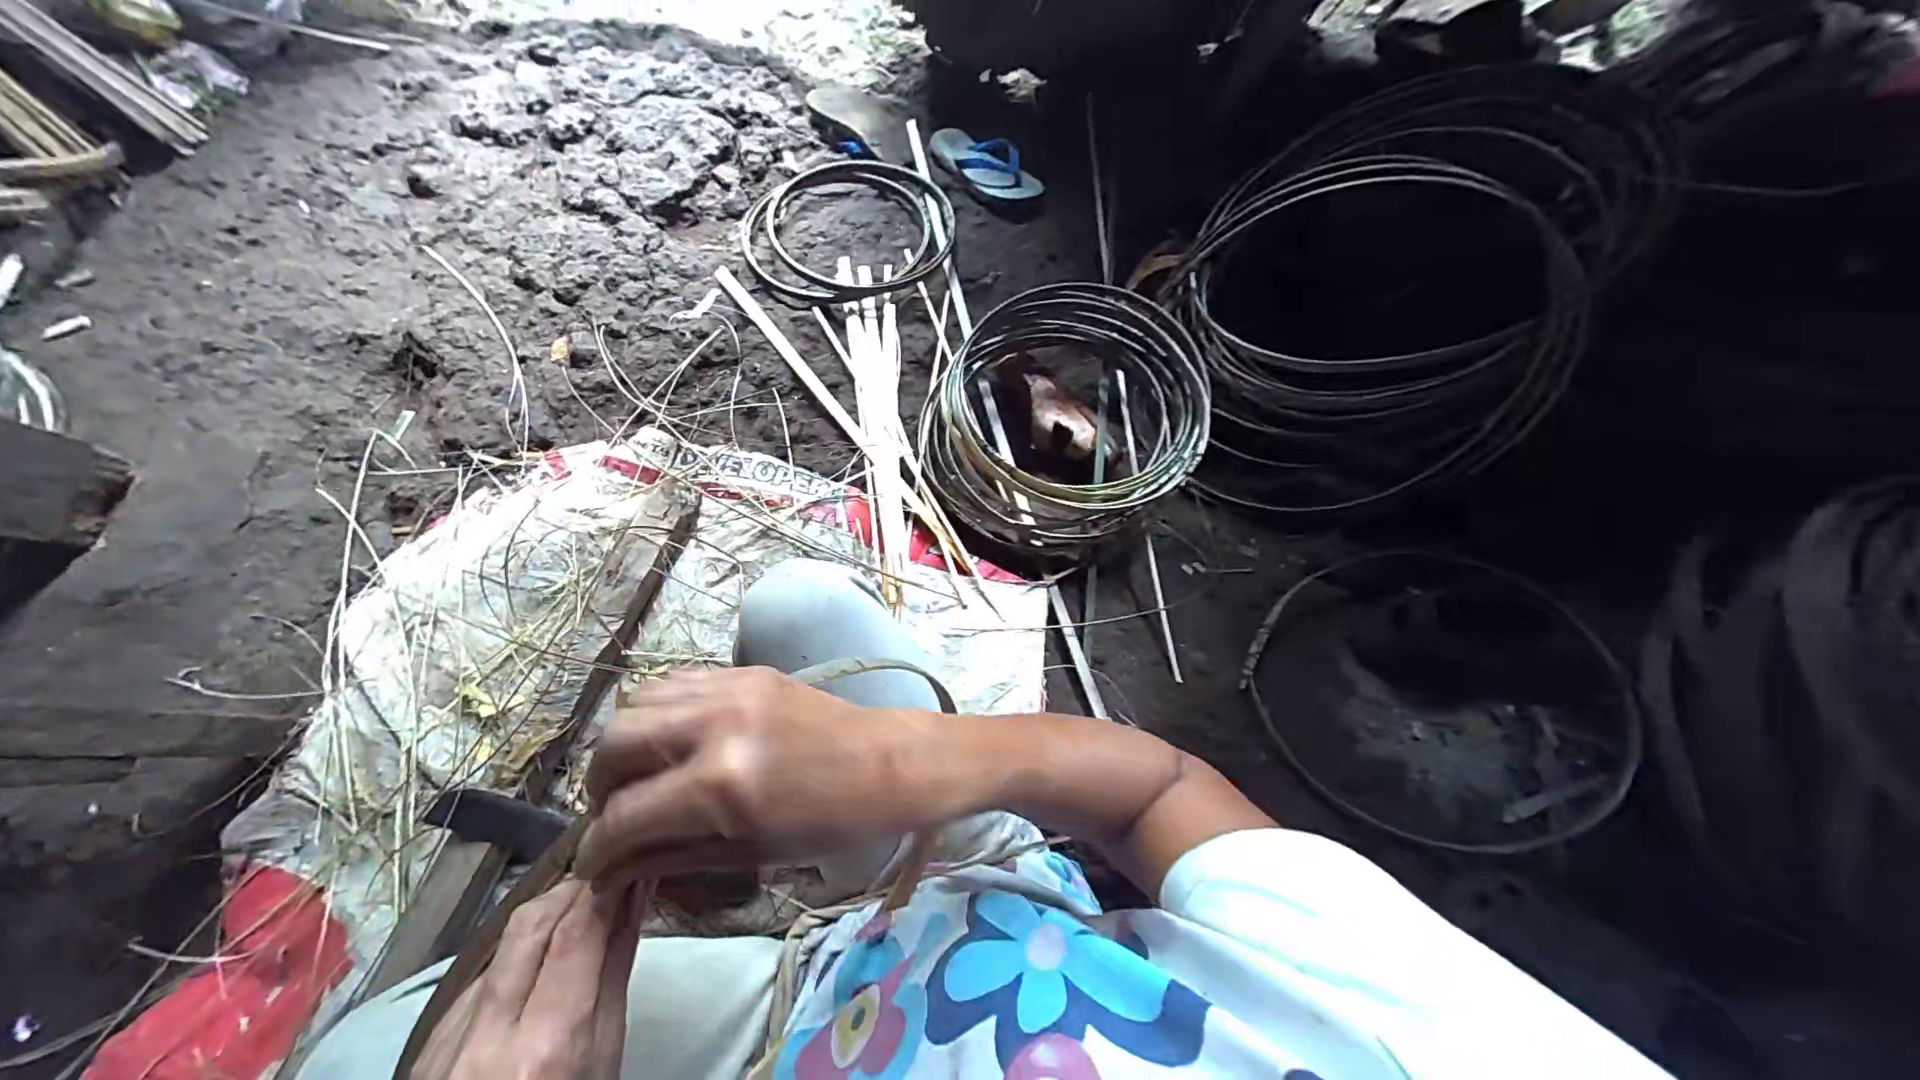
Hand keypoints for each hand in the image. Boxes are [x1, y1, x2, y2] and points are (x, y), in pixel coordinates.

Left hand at [411, 879, 644, 1079]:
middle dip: (573, 887)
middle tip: (607, 871)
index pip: (577, 933)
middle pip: (531, 925)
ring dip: (546, 914)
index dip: (605, 886)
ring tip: (581, 903)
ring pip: (502, 944)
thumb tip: (632, 901)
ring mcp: (445, 1041)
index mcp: (545, 1048)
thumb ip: (613, 976)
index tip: (630, 861)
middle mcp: (486, 1038)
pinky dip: (518, 954)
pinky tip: (539, 960)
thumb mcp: (605, 1059)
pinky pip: (481, 976)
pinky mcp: (426, 1044)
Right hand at [577, 667, 962, 882]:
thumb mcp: (752, 852)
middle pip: (614, 744)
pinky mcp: (747, 669)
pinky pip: (678, 681)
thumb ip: (672, 856)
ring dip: (627, 743)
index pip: (624, 816)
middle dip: (600, 788)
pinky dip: (662, 710)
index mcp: (722, 782)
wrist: (889, 761)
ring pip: (638, 702)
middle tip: (617, 813)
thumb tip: (609, 870)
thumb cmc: (834, 821)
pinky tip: (677, 738)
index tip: (594, 864)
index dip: (597, 850)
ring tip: (644, 773)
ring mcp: (732, 687)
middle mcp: (717, 724)